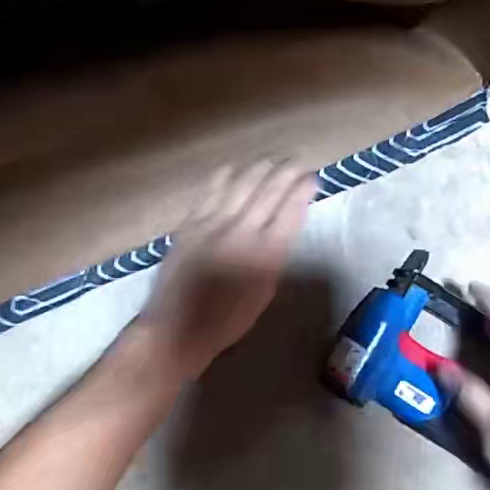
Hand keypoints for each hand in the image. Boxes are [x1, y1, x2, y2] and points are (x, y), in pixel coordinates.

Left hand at [137, 161, 315, 374]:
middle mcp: (241, 231)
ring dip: (259, 168)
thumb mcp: (264, 291)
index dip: (303, 190)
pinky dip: (226, 176)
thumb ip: (274, 256)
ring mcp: (212, 223)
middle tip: (296, 162)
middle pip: (268, 190)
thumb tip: (279, 229)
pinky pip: (211, 191)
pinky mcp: (190, 223)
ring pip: (241, 184)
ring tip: (271, 160)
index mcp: (266, 253)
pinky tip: (234, 169)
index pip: (290, 210)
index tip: (312, 178)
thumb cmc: (228, 320)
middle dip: (285, 172)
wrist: (178, 329)